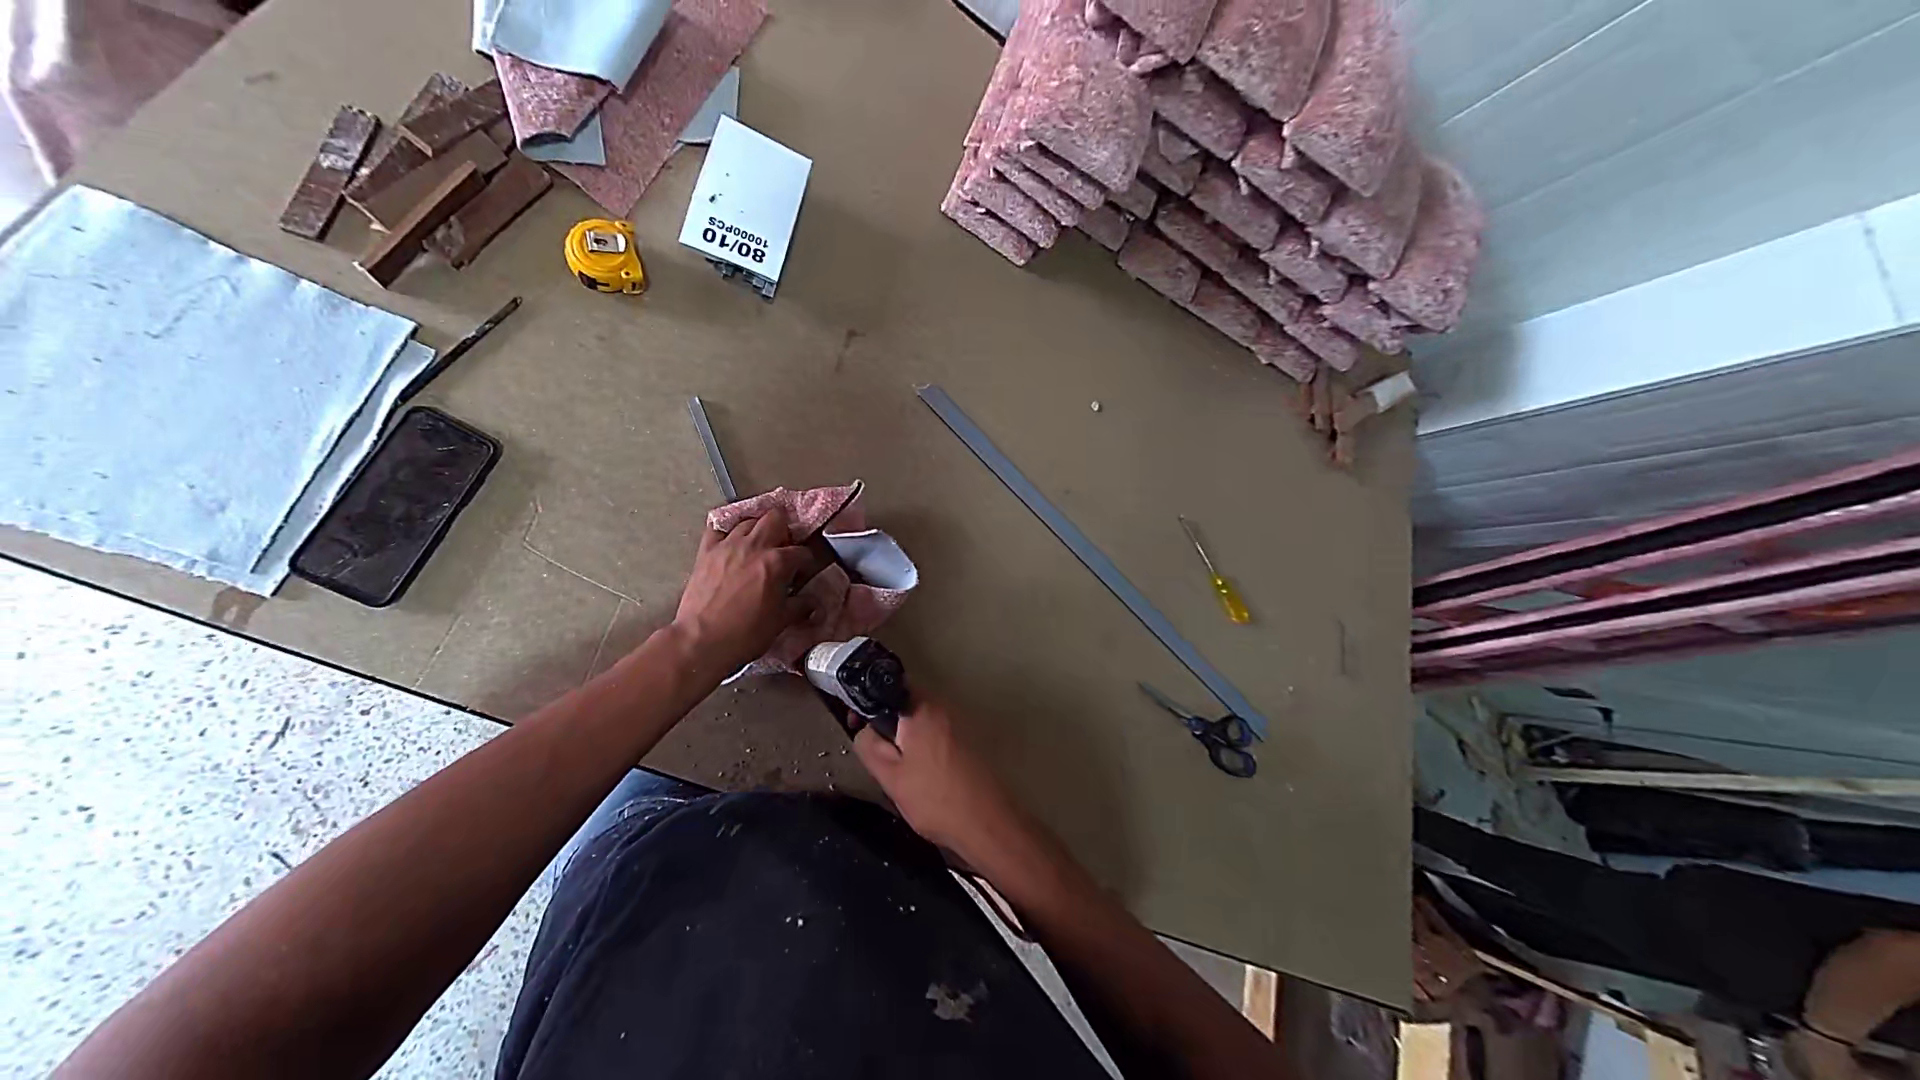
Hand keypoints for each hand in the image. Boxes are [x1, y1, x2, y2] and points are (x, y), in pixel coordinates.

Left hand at [673, 506, 813, 673]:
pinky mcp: (706, 552)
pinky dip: (726, 532)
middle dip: (784, 529)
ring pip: (748, 520)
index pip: (802, 552)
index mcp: (777, 563)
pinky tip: (731, 541)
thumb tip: (812, 603)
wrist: (702, 641)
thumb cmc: (744, 634)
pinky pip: (717, 529)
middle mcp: (754, 547)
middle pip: (775, 518)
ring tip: (760, 545)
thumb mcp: (780, 622)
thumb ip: (800, 606)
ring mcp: (728, 546)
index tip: (804, 570)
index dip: (806, 561)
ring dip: (757, 529)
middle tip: (784, 546)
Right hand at [853, 699, 1023, 859]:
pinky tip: (923, 778)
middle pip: (906, 705)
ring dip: (907, 740)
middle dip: (888, 725)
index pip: (889, 686)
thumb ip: (869, 746)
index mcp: (922, 709)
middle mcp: (944, 709)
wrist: (986, 824)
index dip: (868, 702)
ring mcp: (960, 725)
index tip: (856, 724)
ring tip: (900, 771)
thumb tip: (864, 728)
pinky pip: (938, 736)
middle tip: (877, 754)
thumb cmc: (935, 799)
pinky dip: (925, 749)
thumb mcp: (890, 776)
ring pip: (922, 723)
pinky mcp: (970, 743)